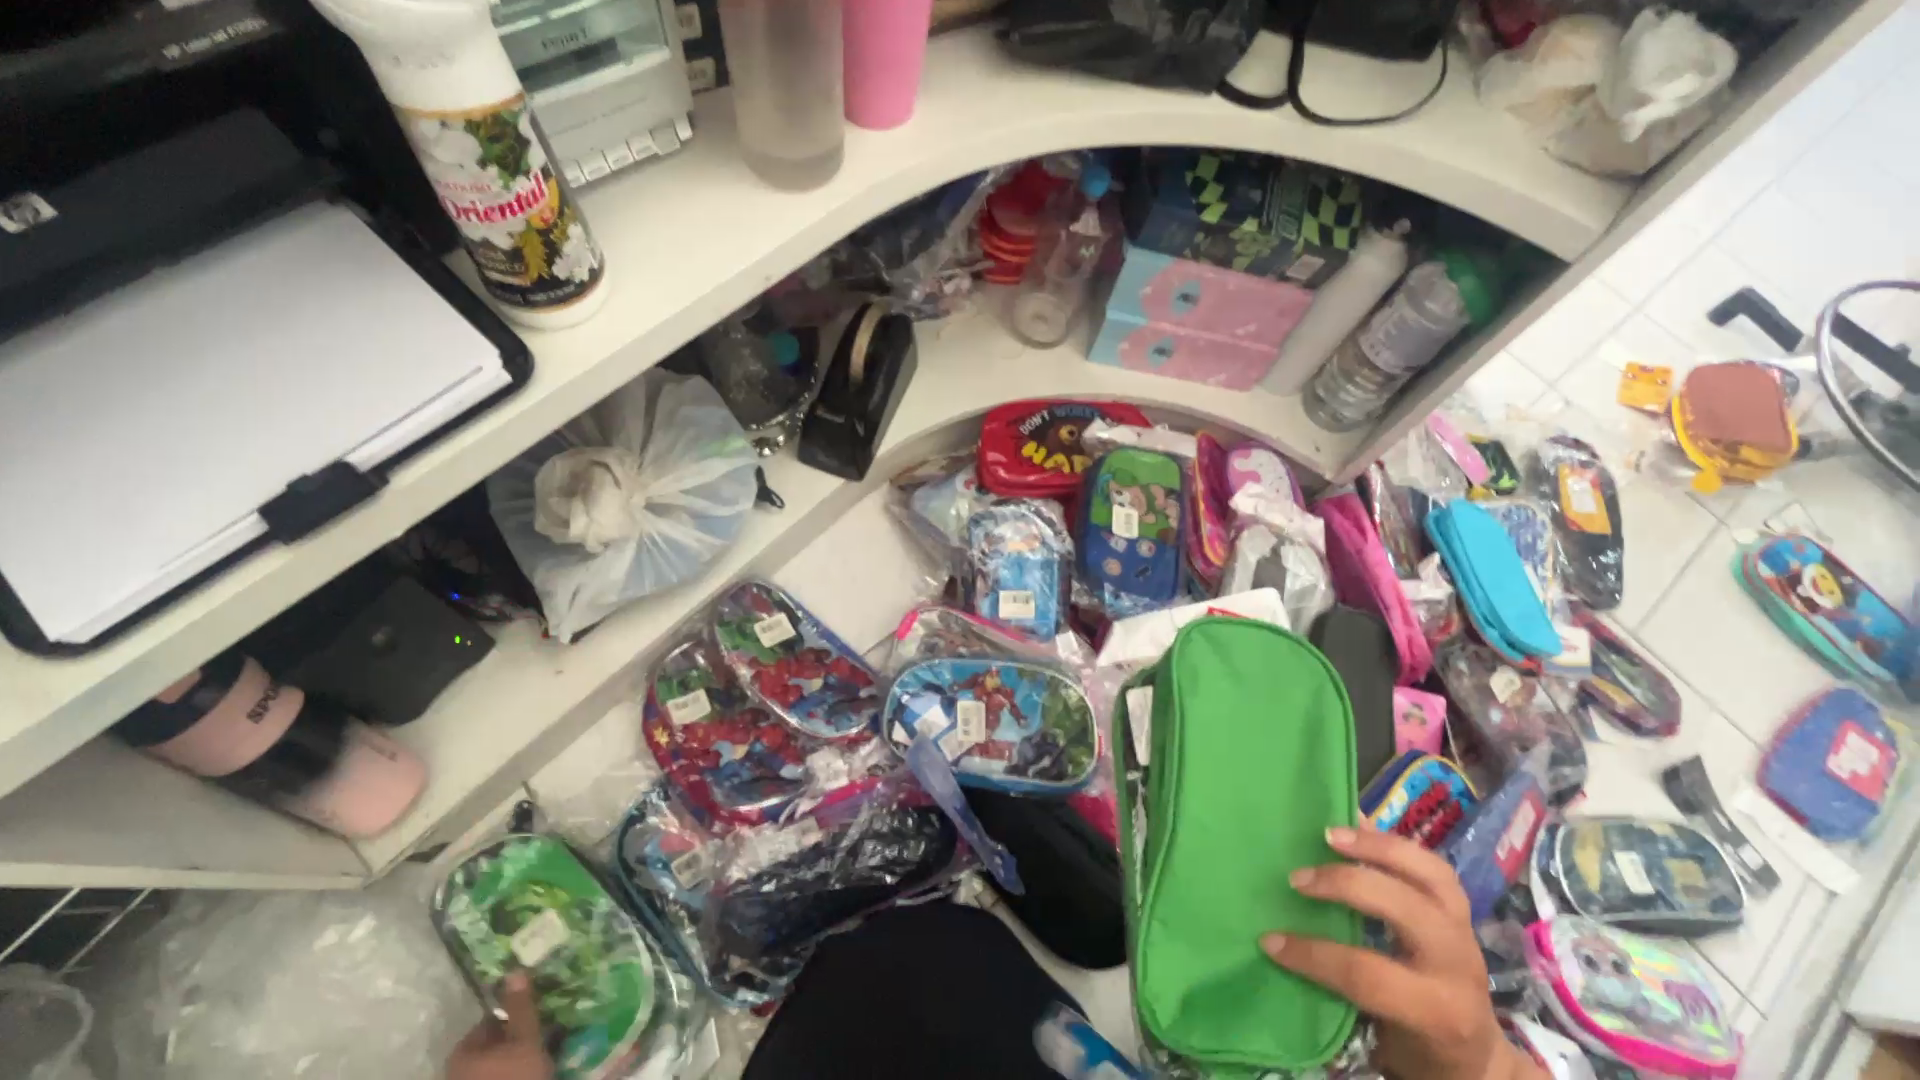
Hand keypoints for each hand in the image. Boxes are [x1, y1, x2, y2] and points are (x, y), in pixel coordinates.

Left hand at [447, 973, 554, 1079]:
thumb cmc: (514, 1079)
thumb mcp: (524, 1040)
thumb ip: (520, 1008)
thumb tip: (514, 970)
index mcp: (463, 1051)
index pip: (493, 1020)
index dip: (519, 1015)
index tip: (541, 1016)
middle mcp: (458, 1070)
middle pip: (496, 1043)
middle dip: (521, 1037)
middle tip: (548, 1034)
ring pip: (500, 1063)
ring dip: (520, 1058)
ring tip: (547, 1055)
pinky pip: (502, 1076)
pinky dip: (517, 1073)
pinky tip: (534, 1074)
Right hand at [1259, 826, 1540, 1079]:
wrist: (1478, 1056)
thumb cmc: (1417, 1051)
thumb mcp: (1378, 1041)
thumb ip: (1340, 995)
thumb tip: (1283, 944)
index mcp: (1435, 1010)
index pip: (1367, 974)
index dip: (1314, 956)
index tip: (1270, 941)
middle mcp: (1457, 965)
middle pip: (1404, 909)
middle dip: (1346, 886)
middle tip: (1297, 878)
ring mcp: (1466, 931)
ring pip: (1429, 874)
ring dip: (1375, 848)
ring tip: (1329, 834)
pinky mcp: (1463, 911)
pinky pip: (1433, 865)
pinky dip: (1393, 845)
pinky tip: (1359, 832)